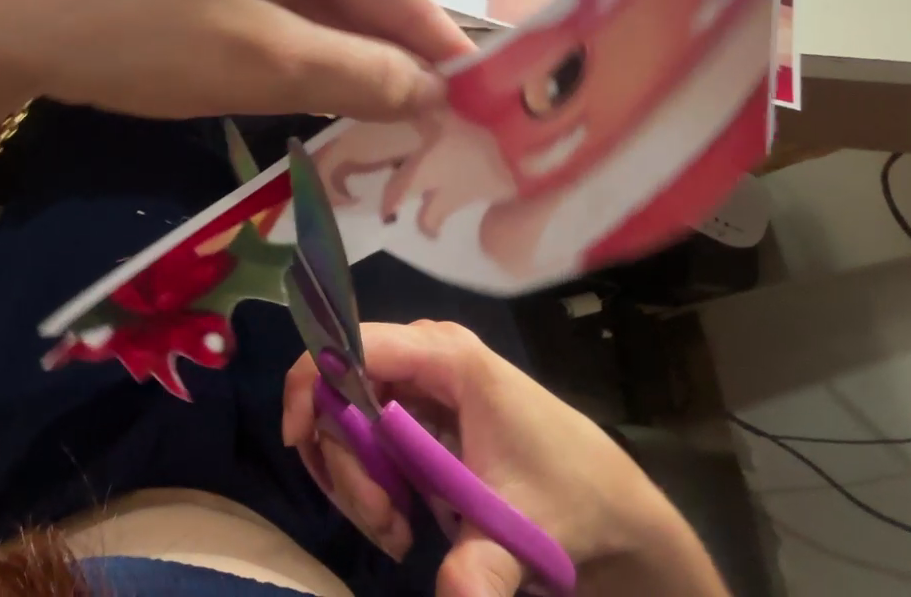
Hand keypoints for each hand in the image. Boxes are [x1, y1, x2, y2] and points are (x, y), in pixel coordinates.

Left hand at [0, 0, 475, 136]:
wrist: (8, 11)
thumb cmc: (137, 27)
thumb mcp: (261, 62)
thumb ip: (363, 76)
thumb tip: (440, 95)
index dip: (438, 67)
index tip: (478, 134)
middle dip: (380, 71)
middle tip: (416, 157)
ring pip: (319, 3)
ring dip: (335, 68)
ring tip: (369, 143)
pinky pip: (276, 1)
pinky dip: (290, 52)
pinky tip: (303, 100)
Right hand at [282, 321, 724, 596]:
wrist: (610, 506)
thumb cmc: (570, 499)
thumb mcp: (525, 533)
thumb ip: (483, 566)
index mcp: (446, 357)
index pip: (348, 344)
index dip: (310, 383)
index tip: (299, 444)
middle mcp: (422, 353)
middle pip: (340, 389)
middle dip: (346, 463)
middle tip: (382, 523)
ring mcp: (417, 378)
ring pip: (345, 412)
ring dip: (355, 477)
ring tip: (395, 530)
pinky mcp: (416, 403)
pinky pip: (362, 427)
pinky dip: (366, 476)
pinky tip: (397, 517)